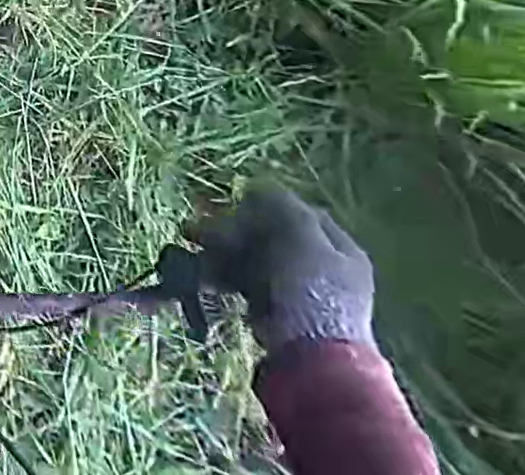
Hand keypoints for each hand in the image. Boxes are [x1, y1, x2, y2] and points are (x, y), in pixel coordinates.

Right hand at [199, 186, 375, 351]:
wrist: (307, 346)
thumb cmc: (310, 288)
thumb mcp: (304, 241)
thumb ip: (287, 210)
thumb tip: (263, 184)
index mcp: (338, 248)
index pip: (300, 212)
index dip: (267, 203)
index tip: (236, 201)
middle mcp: (319, 263)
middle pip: (269, 231)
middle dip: (233, 225)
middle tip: (205, 222)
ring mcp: (294, 282)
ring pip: (249, 251)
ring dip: (220, 244)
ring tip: (193, 242)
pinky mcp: (271, 298)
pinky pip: (241, 273)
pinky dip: (221, 268)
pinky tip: (204, 269)